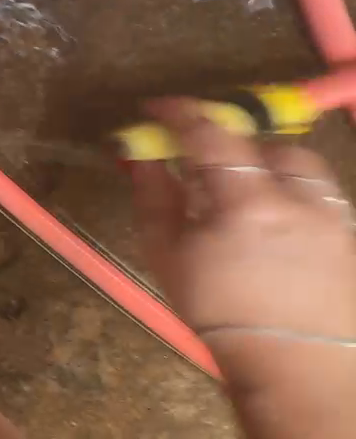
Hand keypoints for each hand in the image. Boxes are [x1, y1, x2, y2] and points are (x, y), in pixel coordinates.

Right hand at [132, 99, 355, 437]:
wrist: (299, 368)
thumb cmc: (218, 305)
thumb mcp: (165, 248)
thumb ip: (154, 194)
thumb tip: (143, 156)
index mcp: (248, 202)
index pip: (212, 135)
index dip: (180, 112)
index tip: (155, 108)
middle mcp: (303, 205)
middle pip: (278, 149)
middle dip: (241, 144)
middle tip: (208, 157)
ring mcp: (339, 228)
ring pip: (310, 176)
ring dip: (273, 171)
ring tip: (245, 190)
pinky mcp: (355, 249)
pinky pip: (326, 205)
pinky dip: (297, 199)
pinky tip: (276, 222)